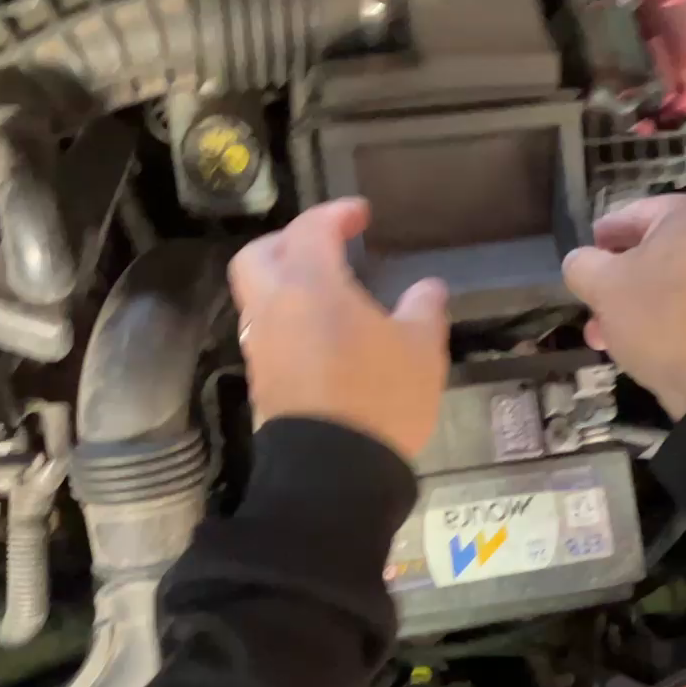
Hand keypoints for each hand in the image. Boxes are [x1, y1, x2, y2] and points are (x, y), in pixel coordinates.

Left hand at [230, 198, 448, 460]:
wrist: (333, 472)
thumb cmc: (380, 398)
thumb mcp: (419, 350)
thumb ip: (423, 310)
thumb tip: (426, 289)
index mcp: (310, 285)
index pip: (310, 229)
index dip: (335, 214)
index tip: (360, 217)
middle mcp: (273, 308)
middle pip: (259, 255)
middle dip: (287, 242)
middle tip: (324, 249)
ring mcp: (261, 347)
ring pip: (258, 297)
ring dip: (285, 285)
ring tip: (327, 296)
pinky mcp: (262, 382)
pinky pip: (268, 334)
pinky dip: (288, 322)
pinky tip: (321, 338)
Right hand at [563, 194, 685, 416]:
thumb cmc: (665, 318)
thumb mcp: (604, 287)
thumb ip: (582, 265)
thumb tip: (581, 261)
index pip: (633, 214)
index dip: (601, 237)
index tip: (583, 262)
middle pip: (657, 252)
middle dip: (618, 283)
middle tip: (594, 311)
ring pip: (677, 281)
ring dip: (640, 305)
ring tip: (613, 338)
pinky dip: (673, 317)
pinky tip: (650, 344)